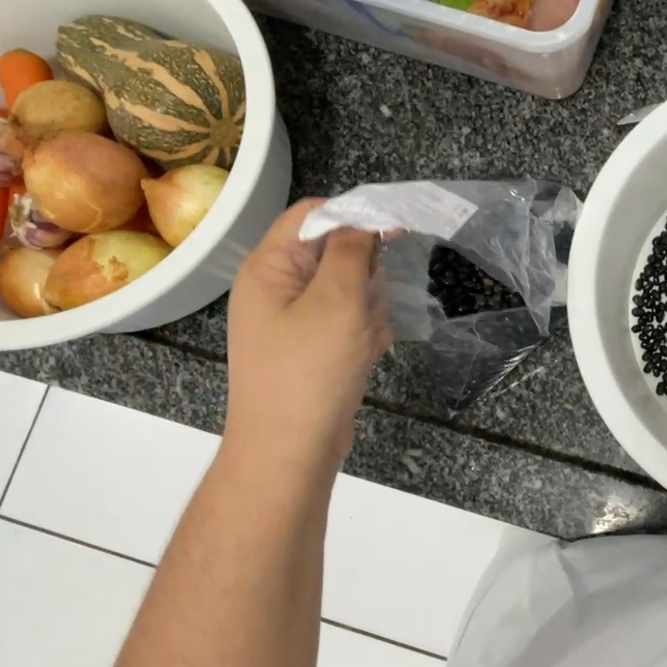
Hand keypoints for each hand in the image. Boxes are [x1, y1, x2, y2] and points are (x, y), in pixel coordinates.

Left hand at [223, 199, 390, 467]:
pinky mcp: (309, 347)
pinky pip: (345, 321)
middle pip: (333, 251)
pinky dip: (363, 332)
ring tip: (365, 338)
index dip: (354, 214)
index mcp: (269, 266)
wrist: (288, 452)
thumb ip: (351, 250)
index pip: (313, 214)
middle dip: (364, 273)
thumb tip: (363, 220)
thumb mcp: (337, 301)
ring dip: (368, 307)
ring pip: (347, 289)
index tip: (396, 232)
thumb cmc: (310, 372)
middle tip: (369, 304)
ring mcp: (291, 320)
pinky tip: (365, 354)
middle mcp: (275, 287)